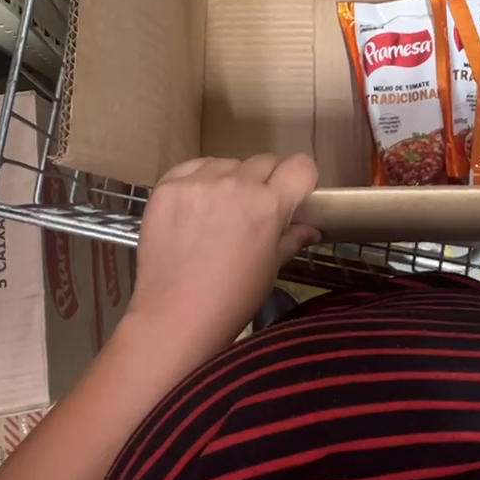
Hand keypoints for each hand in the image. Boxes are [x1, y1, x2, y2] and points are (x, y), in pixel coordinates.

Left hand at [125, 154, 319, 364]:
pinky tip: (194, 208)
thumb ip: (291, 238)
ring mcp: (198, 182)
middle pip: (264, 162)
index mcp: (268, 205)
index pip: (300, 166)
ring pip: (228, 163)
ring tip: (217, 213)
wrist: (172, 317)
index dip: (299, 181)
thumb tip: (311, 228)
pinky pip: (194, 167)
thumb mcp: (269, 270)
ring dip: (230, 181)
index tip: (292, 196)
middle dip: (264, 183)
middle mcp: (235, 185)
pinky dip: (199, 181)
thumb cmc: (230, 301)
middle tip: (252, 212)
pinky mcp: (168, 185)